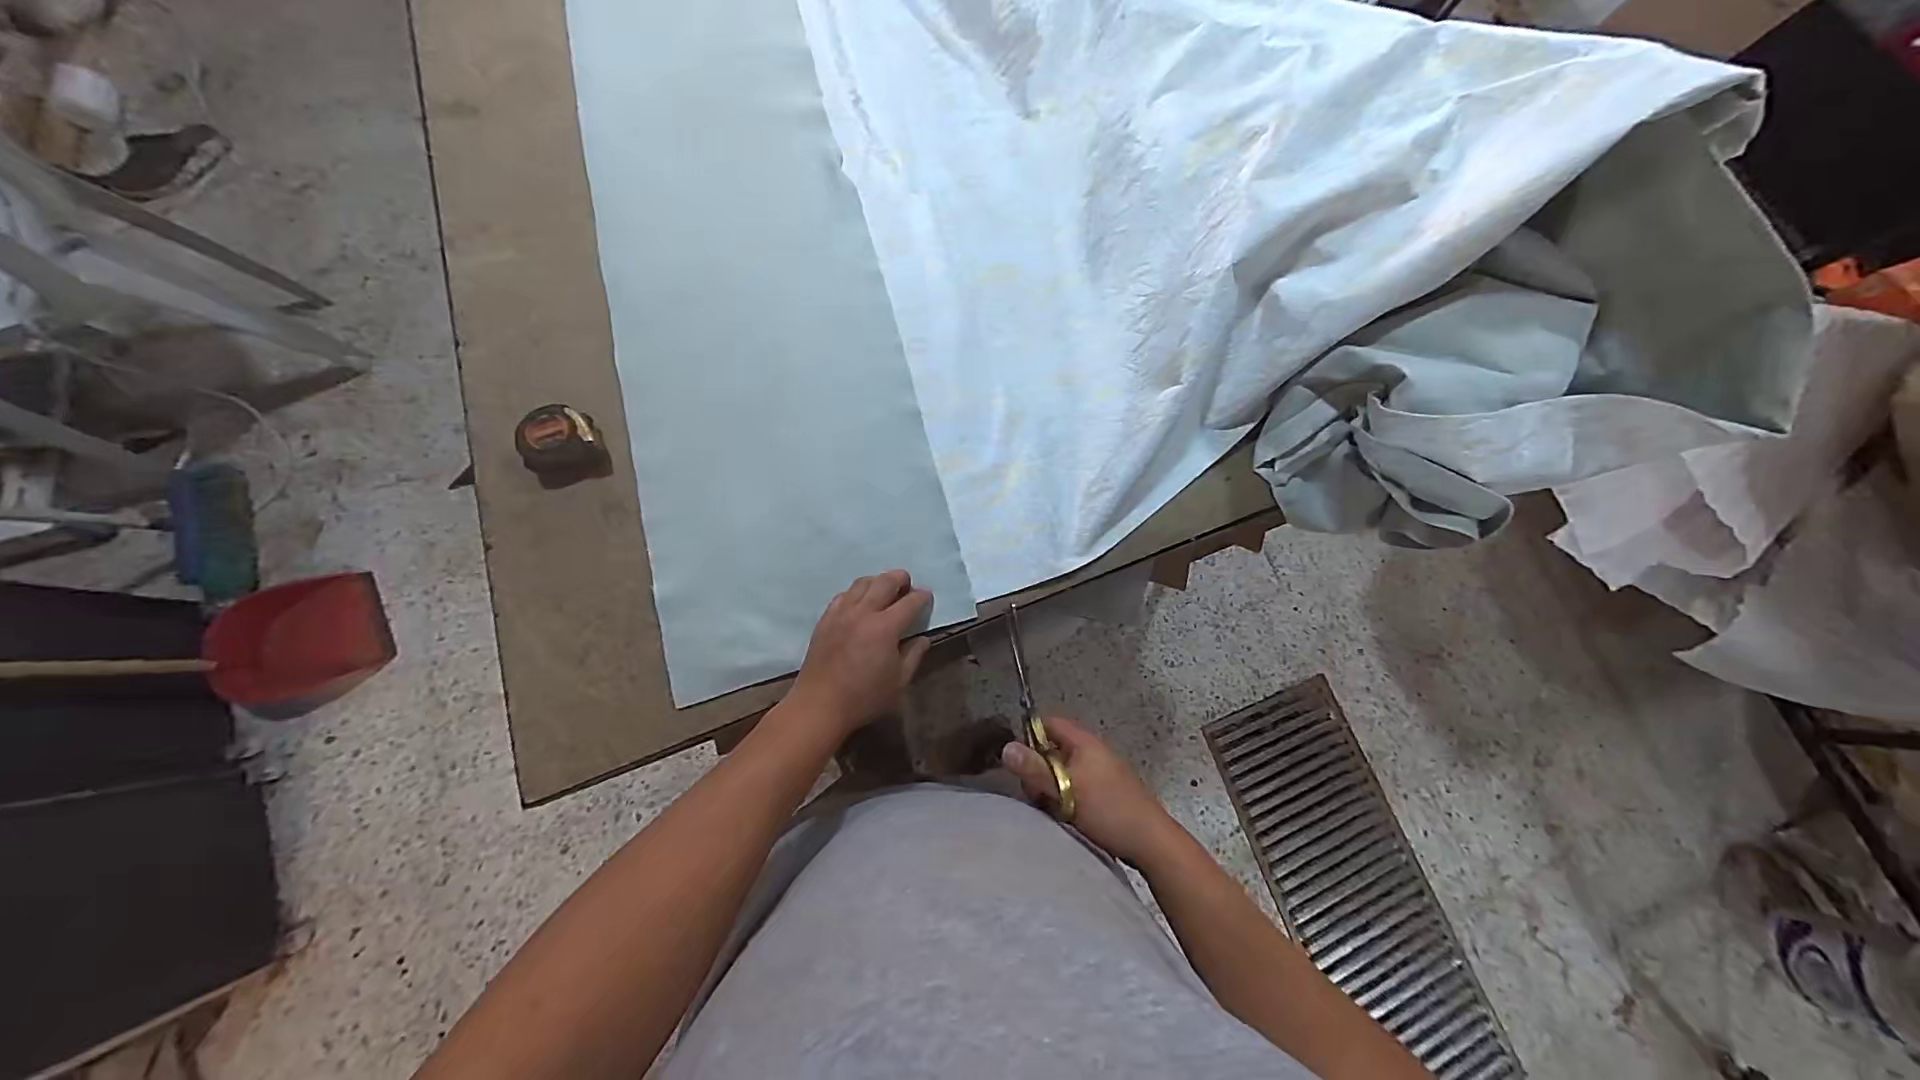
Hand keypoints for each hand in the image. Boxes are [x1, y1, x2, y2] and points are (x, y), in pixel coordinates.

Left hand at [784, 570, 933, 735]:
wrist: (819, 705)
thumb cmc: (864, 698)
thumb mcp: (899, 682)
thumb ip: (913, 656)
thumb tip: (922, 638)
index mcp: (885, 627)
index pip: (909, 602)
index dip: (922, 597)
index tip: (927, 596)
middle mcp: (863, 613)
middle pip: (885, 582)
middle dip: (901, 578)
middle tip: (908, 584)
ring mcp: (841, 614)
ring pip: (862, 583)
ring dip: (878, 581)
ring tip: (885, 589)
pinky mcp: (825, 620)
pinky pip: (843, 595)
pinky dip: (857, 592)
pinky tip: (860, 603)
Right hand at [1002, 716, 1179, 865]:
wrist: (1152, 843)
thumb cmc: (1108, 811)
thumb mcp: (1065, 790)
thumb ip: (1035, 769)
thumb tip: (1006, 747)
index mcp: (1085, 741)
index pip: (1048, 723)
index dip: (1029, 736)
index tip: (1019, 762)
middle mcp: (1094, 750)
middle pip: (1053, 748)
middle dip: (1039, 768)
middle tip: (1037, 793)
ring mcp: (1102, 771)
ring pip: (1063, 771)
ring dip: (1052, 787)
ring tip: (1053, 809)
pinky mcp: (1107, 792)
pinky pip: (1076, 786)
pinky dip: (1067, 798)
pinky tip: (1068, 817)